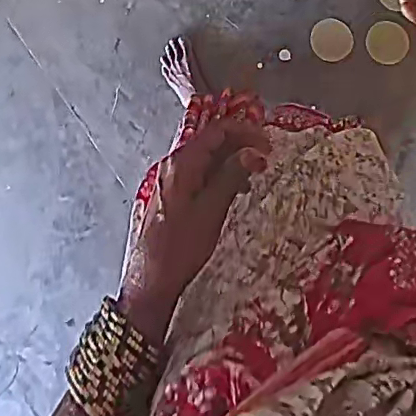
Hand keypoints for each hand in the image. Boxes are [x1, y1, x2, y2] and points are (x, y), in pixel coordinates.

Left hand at [119, 119, 269, 341]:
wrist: (148, 284)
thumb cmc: (180, 248)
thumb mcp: (212, 210)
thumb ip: (232, 176)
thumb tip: (253, 152)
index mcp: (181, 164)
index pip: (217, 131)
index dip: (245, 132)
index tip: (267, 144)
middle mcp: (171, 165)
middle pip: (209, 142)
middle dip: (239, 145)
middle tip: (264, 158)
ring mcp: (167, 180)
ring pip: (203, 158)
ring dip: (229, 161)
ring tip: (252, 176)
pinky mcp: (167, 195)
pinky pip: (196, 173)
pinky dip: (216, 175)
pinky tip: (231, 191)